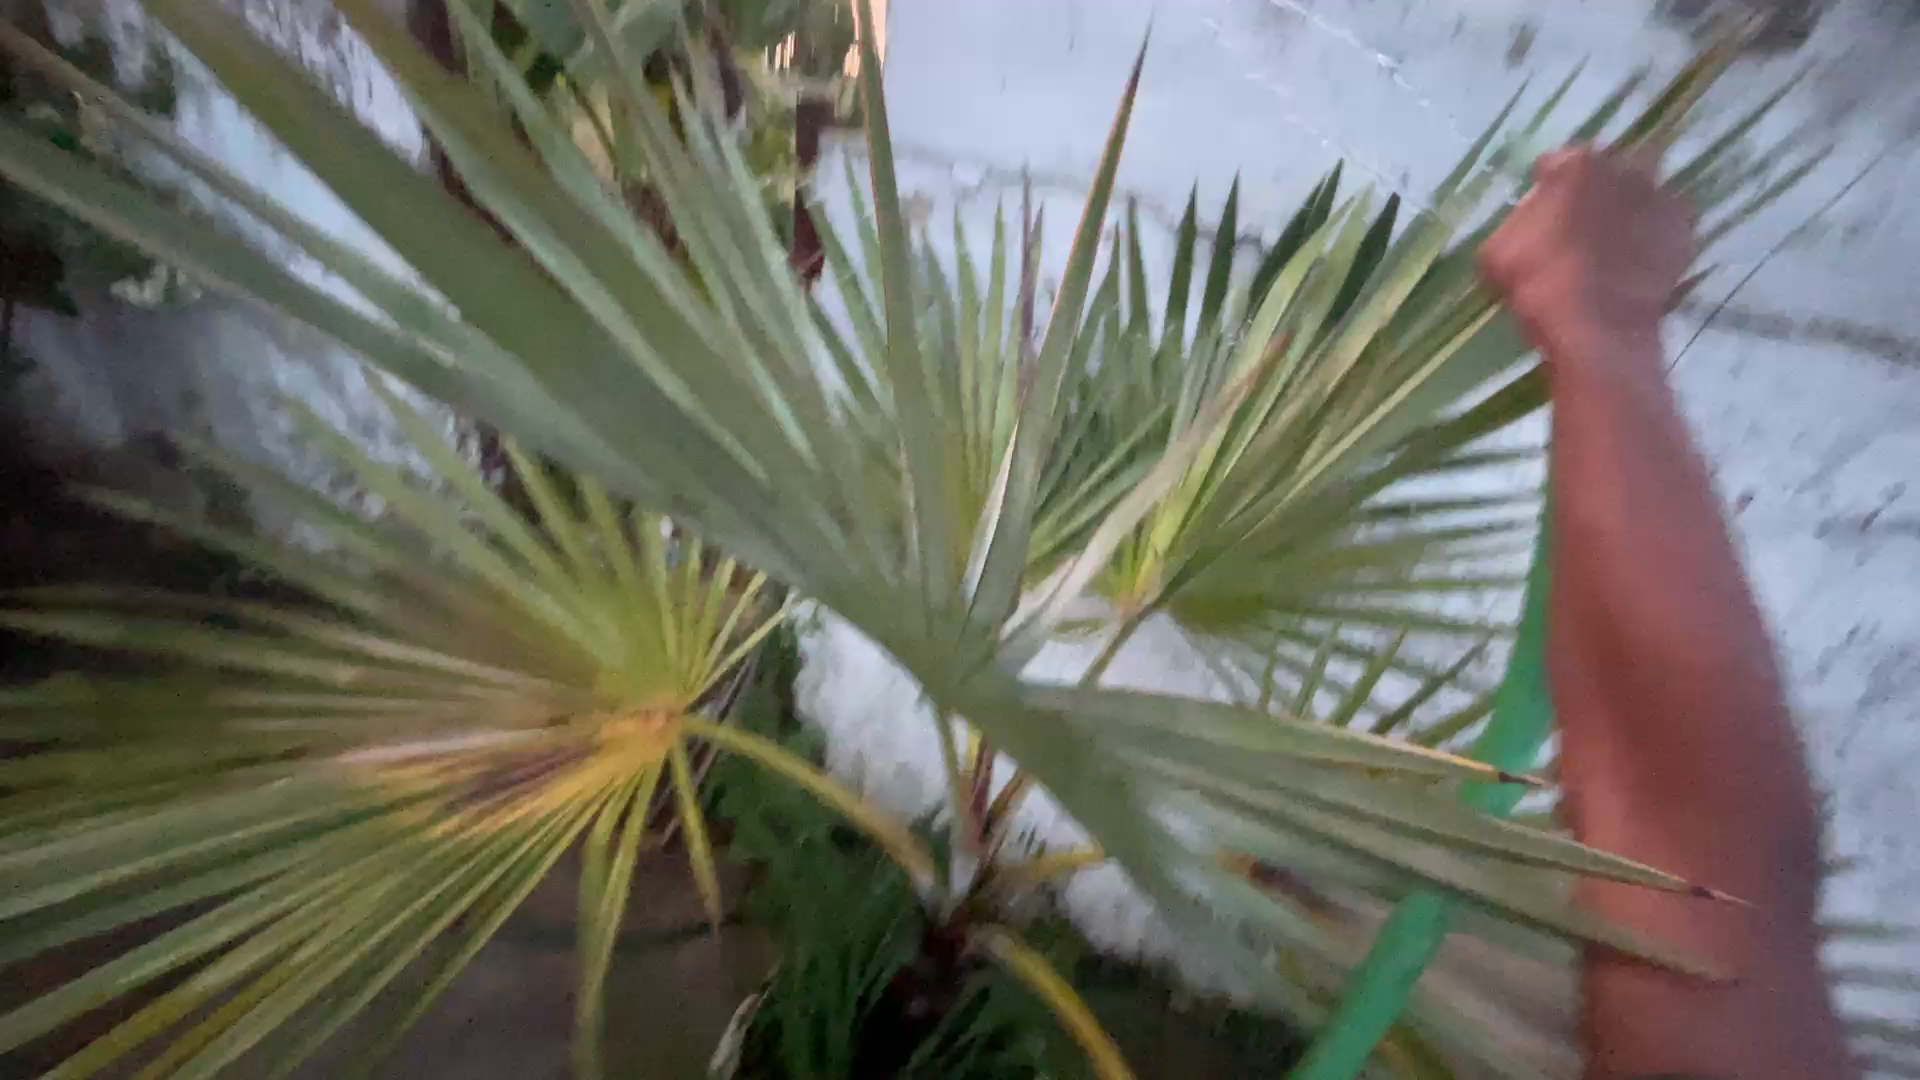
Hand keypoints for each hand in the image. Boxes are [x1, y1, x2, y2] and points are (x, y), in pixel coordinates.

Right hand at [1479, 146, 1695, 363]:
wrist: (1594, 323)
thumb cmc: (1534, 283)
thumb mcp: (1495, 252)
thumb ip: (1514, 222)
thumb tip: (1528, 217)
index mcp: (1575, 167)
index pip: (1555, 161)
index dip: (1543, 183)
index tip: (1536, 205)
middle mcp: (1626, 168)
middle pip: (1606, 170)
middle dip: (1591, 188)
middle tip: (1573, 220)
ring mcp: (1663, 195)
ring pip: (1638, 193)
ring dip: (1623, 209)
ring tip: (1604, 243)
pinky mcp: (1685, 227)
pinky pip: (1662, 223)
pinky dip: (1647, 235)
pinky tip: (1628, 259)